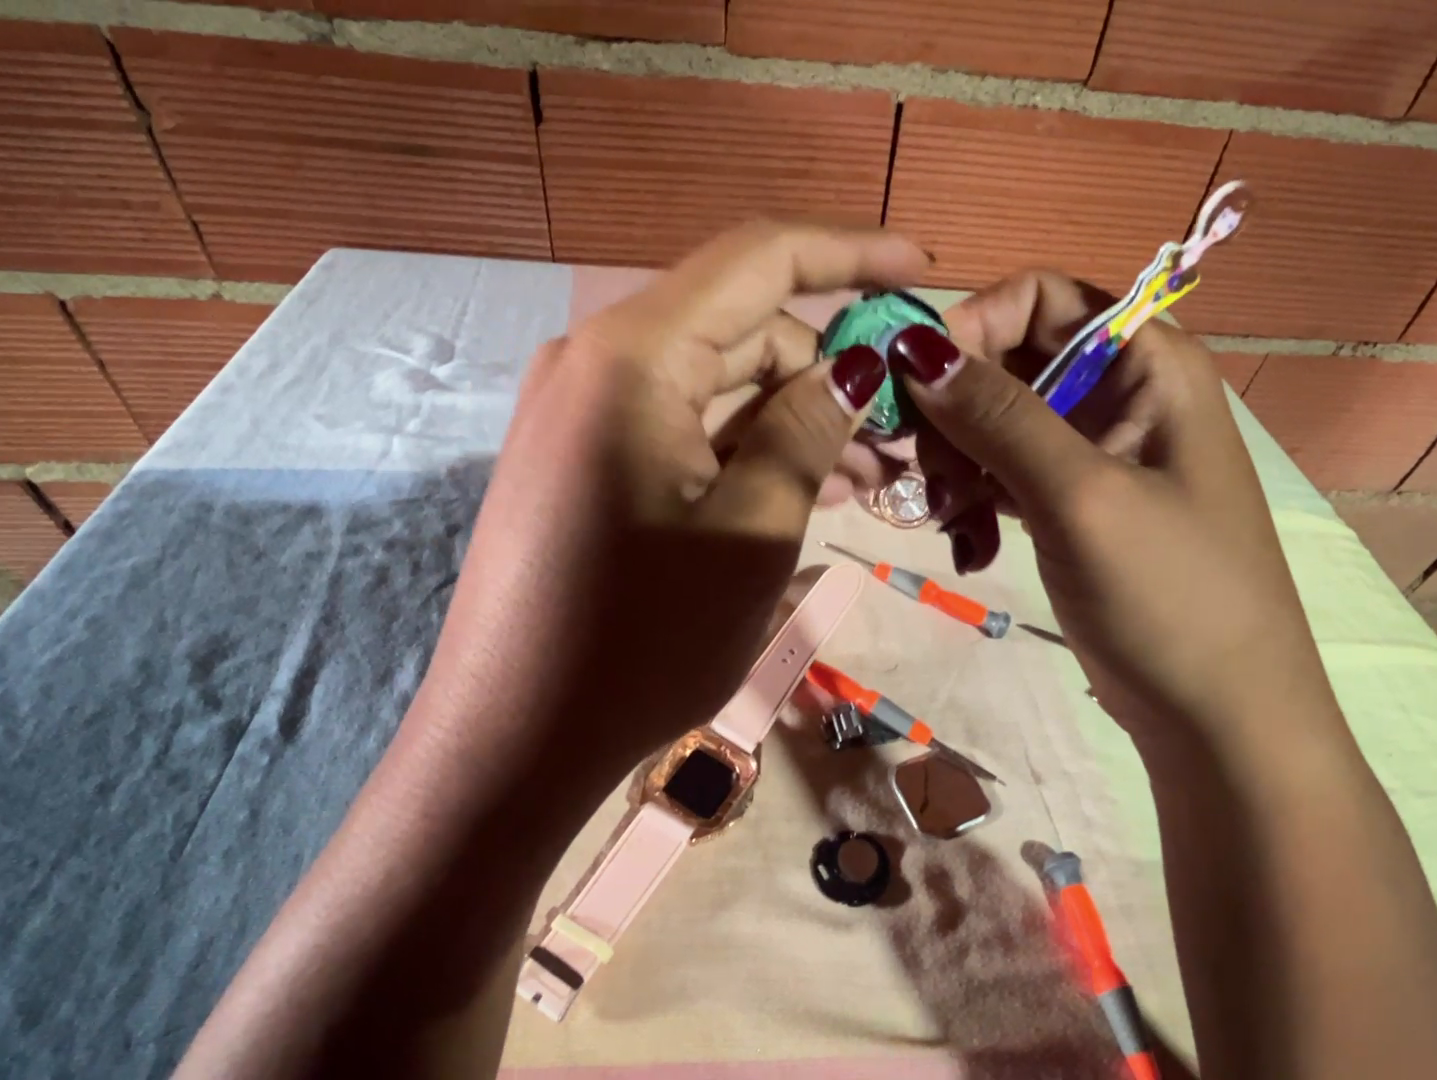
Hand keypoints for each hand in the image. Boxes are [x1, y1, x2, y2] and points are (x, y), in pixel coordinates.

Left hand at [421, 223, 927, 784]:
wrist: (513, 739)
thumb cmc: (640, 641)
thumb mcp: (752, 530)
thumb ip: (809, 429)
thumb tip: (856, 368)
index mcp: (633, 355)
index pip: (760, 258)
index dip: (850, 252)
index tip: (923, 267)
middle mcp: (596, 360)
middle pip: (740, 325)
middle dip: (827, 367)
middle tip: (901, 433)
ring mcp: (581, 411)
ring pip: (713, 381)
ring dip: (791, 414)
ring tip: (866, 478)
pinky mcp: (580, 458)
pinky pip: (680, 424)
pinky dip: (743, 444)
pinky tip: (799, 487)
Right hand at [894, 271, 1332, 733]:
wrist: (1221, 719)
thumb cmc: (1171, 596)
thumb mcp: (1081, 496)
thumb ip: (998, 415)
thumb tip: (912, 345)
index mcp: (1148, 365)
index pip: (1040, 298)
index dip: (972, 327)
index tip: (916, 387)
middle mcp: (1123, 395)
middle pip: (1009, 361)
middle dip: (952, 408)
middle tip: (919, 471)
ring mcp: (1098, 455)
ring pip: (998, 423)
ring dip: (955, 462)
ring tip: (944, 520)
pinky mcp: (1075, 507)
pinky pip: (1005, 476)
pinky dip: (975, 501)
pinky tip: (964, 546)